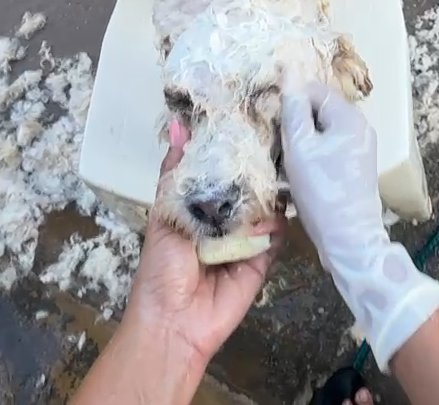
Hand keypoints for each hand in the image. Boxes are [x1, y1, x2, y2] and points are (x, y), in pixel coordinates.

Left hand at [126, 119, 281, 368]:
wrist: (173, 322)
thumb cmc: (162, 268)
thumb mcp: (164, 214)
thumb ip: (176, 173)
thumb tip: (178, 125)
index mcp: (203, 205)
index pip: (223, 169)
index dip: (234, 148)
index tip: (249, 117)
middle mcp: (228, 216)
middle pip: (249, 183)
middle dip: (258, 164)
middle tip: (273, 135)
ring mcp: (248, 235)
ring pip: (267, 202)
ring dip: (269, 190)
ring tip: (276, 168)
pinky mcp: (265, 255)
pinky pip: (277, 230)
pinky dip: (273, 221)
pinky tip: (267, 214)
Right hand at [281, 82, 438, 367]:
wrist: (350, 239)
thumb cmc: (321, 191)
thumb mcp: (300, 148)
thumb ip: (294, 110)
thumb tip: (290, 71)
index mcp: (349, 115)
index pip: (314, 90)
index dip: (291, 102)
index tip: (274, 125)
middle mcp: (361, 125)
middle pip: (320, 109)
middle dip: (297, 124)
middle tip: (280, 147)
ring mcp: (362, 145)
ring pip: (324, 130)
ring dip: (304, 141)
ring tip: (289, 163)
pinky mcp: (358, 164)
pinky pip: (332, 147)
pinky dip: (315, 155)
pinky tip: (303, 175)